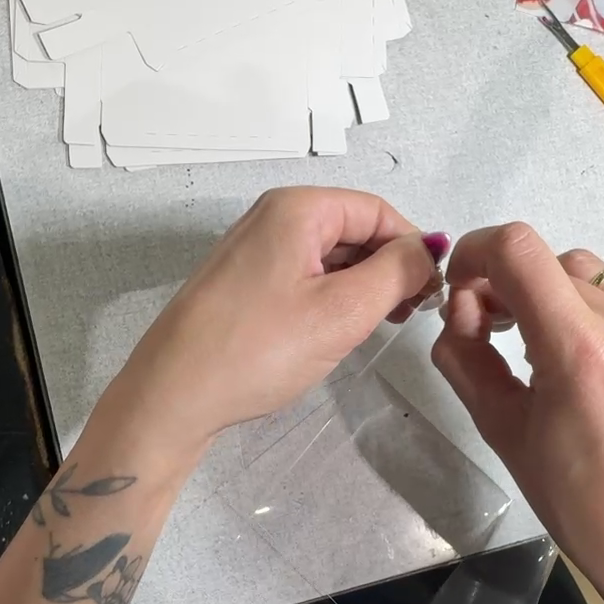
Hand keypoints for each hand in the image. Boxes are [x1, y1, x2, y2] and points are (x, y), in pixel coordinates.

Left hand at [101, 187, 444, 457]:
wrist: (173, 395)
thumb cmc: (261, 348)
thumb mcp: (343, 311)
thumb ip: (397, 272)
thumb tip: (429, 248)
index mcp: (298, 208)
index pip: (378, 211)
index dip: (412, 248)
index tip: (430, 296)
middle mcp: (272, 217)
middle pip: (352, 230)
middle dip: (387, 268)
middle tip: (403, 317)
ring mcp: (252, 250)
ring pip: (328, 255)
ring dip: (360, 286)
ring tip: (373, 327)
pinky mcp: (241, 282)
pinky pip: (302, 276)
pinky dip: (329, 297)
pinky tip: (334, 330)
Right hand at [430, 223, 603, 603]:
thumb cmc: (574, 501)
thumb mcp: (500, 428)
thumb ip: (466, 355)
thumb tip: (459, 309)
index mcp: (581, 350)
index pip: (518, 250)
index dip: (474, 252)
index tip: (460, 291)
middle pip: (547, 258)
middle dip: (504, 281)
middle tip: (488, 330)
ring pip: (584, 272)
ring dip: (544, 292)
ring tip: (532, 344)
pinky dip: (582, 309)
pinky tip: (576, 359)